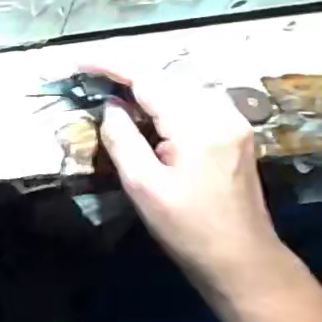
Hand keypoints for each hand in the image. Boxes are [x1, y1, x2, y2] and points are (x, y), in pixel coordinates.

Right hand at [89, 63, 307, 305]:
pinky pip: (193, 101)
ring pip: (179, 86)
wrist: (242, 260)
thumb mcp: (142, 187)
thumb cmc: (187, 229)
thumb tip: (110, 105)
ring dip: (145, 86)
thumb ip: (122, 138)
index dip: (110, 66)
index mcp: (197, 124)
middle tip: (90, 78)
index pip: (147, 80)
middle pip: (164, 77)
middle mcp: (219, 112)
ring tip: (112, 91)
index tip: (79, 61)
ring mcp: (232, 120)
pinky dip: (165, 99)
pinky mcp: (234, 131)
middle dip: (126, 74)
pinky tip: (147, 111)